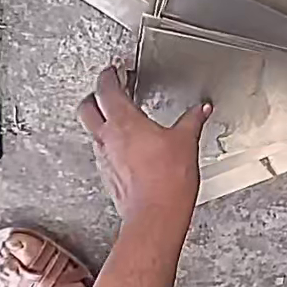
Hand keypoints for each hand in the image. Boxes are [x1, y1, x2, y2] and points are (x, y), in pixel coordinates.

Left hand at [77, 66, 210, 223]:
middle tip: (106, 90)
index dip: (109, 76)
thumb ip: (192, 121)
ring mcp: (105, 159)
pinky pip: (103, 153)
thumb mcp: (186, 142)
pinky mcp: (108, 176)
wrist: (156, 215)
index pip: (106, 89)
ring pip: (92, 131)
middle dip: (94, 96)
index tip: (113, 70)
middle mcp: (108, 138)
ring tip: (118, 119)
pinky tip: (126, 149)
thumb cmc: (167, 180)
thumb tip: (200, 110)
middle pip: (86, 108)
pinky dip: (110, 145)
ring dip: (100, 121)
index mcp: (124, 122)